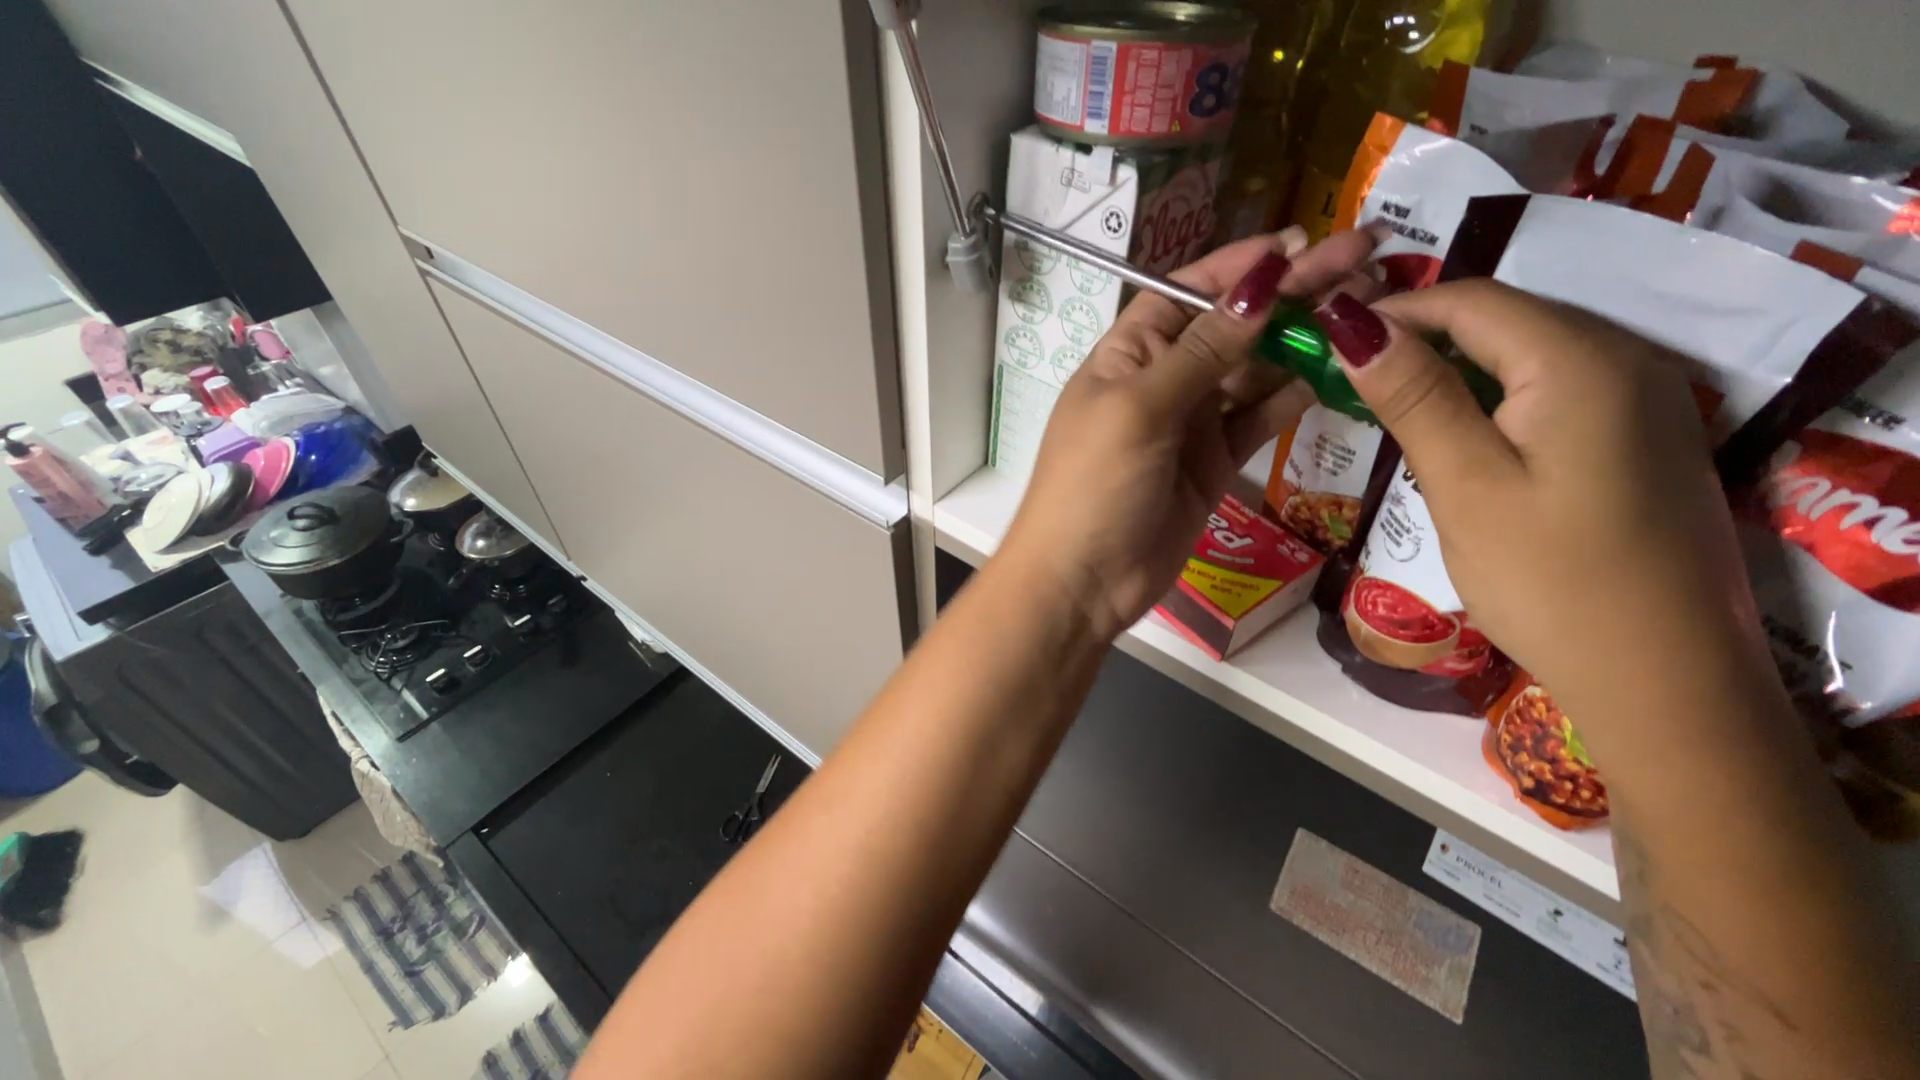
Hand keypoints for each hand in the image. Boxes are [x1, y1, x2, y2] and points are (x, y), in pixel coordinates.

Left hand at [996, 227, 1382, 641]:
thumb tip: (1262, 285)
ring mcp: (1192, 421)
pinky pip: (1261, 417)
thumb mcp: (1141, 408)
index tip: (1303, 242)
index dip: (1244, 266)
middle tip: (1363, 259)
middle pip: (1233, 324)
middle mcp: (1163, 377)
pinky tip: (1339, 369)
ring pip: (1254, 368)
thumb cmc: (1093, 485)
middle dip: (1291, 293)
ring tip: (1368, 306)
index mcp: (1129, 352)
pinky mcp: (1216, 461)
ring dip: (1303, 339)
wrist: (1082, 583)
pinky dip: (1295, 393)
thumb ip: (1202, 351)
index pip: (1190, 291)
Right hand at [1317, 279, 1766, 720]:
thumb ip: (1413, 396)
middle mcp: (1626, 359)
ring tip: (1394, 404)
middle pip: (1507, 319)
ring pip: (1532, 353)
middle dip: (1424, 335)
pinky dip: (1499, 396)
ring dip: (1459, 367)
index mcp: (1579, 361)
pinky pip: (1560, 389)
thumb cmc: (1549, 579)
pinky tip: (1465, 435)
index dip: (1394, 310)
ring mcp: (1646, 400)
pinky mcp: (1646, 440)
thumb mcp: (1466, 484)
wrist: (1664, 679)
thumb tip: (1352, 322)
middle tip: (1351, 375)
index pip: (1472, 300)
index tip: (1328, 339)